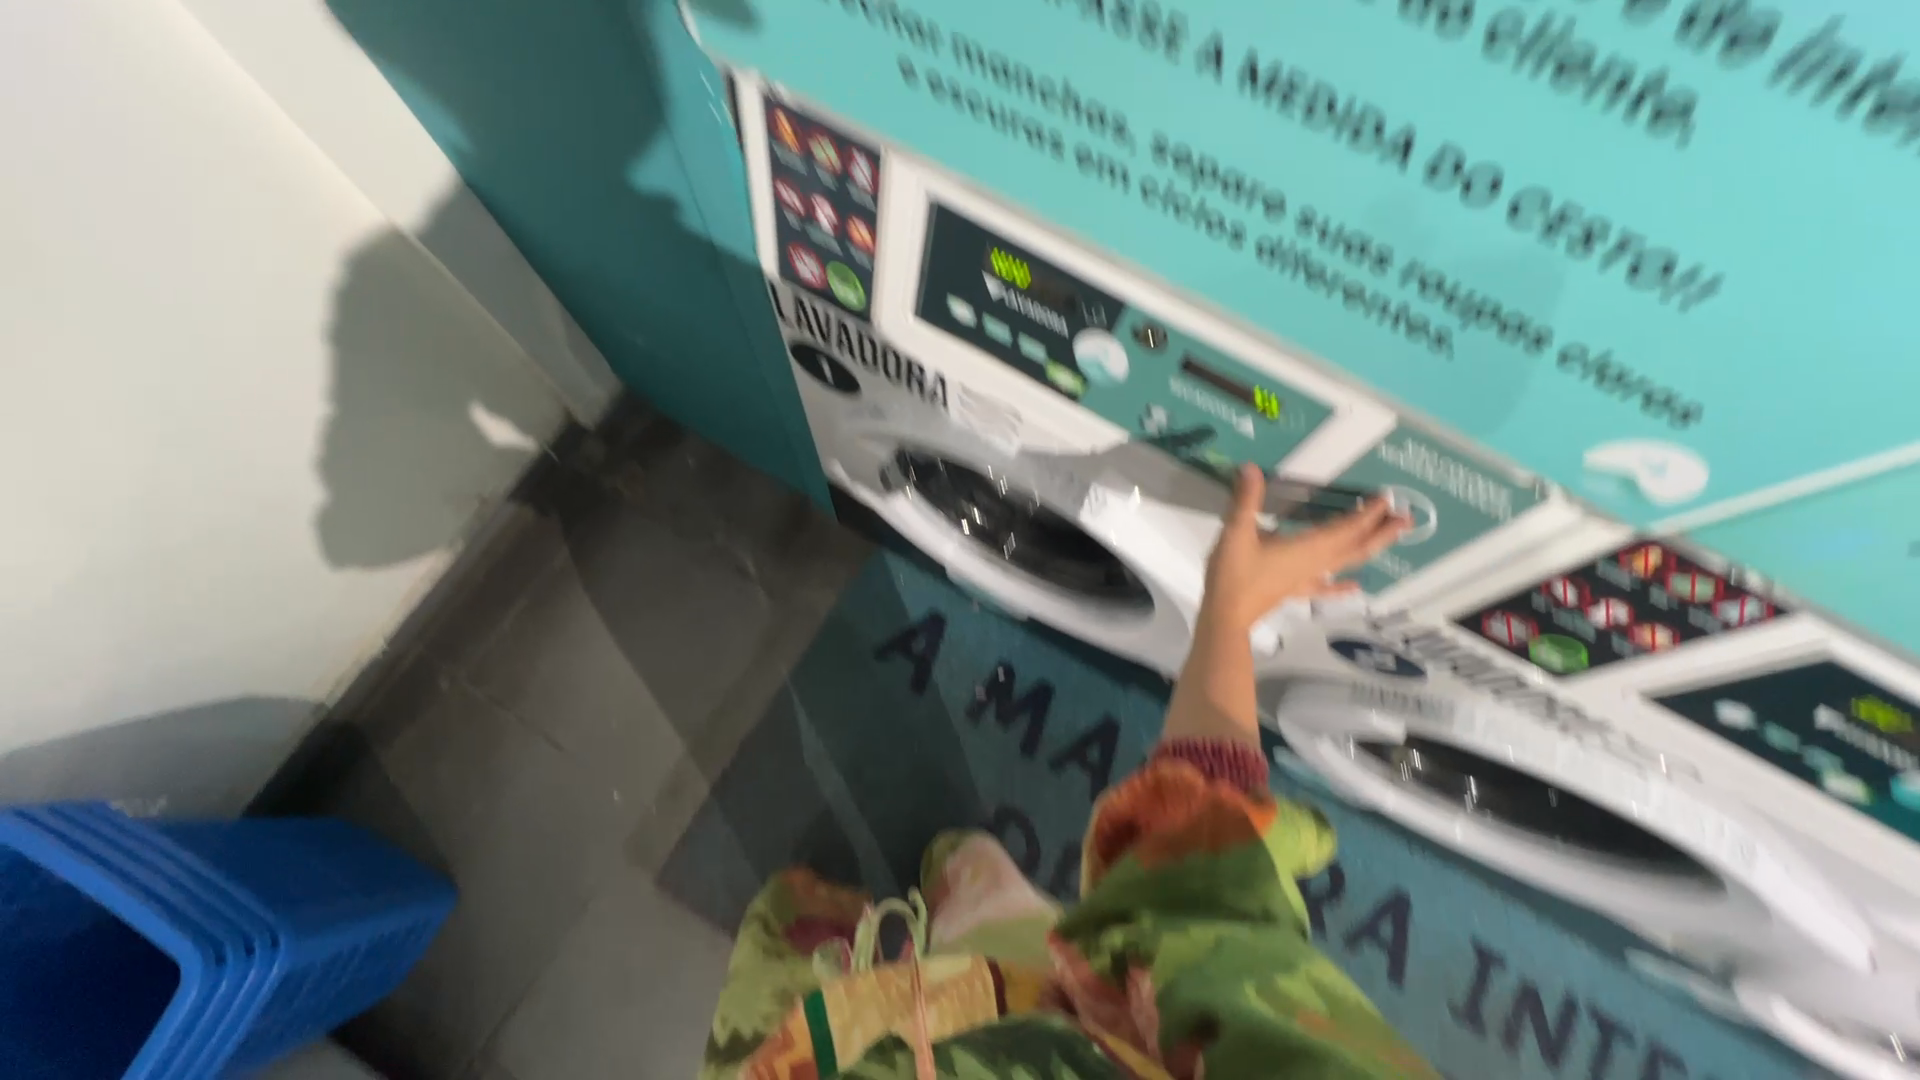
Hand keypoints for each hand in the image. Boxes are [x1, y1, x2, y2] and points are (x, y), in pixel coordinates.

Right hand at [1203, 464, 1408, 629]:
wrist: (1225, 614)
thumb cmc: (1234, 574)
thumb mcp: (1236, 532)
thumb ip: (1246, 501)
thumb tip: (1250, 469)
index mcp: (1307, 547)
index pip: (1347, 528)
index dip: (1368, 513)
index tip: (1386, 498)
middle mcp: (1316, 562)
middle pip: (1356, 547)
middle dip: (1381, 532)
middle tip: (1405, 518)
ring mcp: (1307, 579)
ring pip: (1346, 563)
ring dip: (1369, 549)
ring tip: (1390, 538)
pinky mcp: (1295, 590)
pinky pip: (1325, 587)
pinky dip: (1342, 585)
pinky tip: (1355, 586)